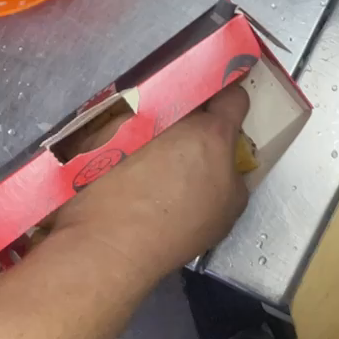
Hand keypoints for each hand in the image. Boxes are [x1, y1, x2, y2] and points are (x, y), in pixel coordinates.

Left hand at [44, 84, 250, 288]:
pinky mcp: (103, 132)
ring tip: (152, 158)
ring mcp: (137, 121)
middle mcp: (175, 116)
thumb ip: (233, 173)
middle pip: (193, 100)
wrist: (110, 241)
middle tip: (193, 143)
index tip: (230, 118)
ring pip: (157, 113)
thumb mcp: (230, 206)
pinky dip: (129, 142)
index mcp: (212, 132)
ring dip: (161, 128)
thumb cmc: (178, 228)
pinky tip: (124, 169)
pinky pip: (125, 129)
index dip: (235, 106)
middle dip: (197, 116)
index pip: (234, 97)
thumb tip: (224, 166)